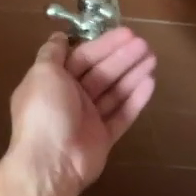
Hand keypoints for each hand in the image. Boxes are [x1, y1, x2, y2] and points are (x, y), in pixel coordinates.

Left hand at [7, 28, 155, 189]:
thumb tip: (59, 36)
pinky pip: (122, 114)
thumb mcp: (42, 74)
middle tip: (145, 44)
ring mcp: (88, 119)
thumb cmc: (45, 113)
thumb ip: (52, 53)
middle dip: (123, 57)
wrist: (52, 162)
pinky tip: (150, 83)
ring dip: (132, 74)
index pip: (82, 58)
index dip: (104, 45)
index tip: (126, 34)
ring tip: (153, 59)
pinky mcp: (104, 137)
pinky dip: (136, 99)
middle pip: (101, 73)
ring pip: (114, 91)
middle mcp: (70, 99)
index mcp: (53, 82)